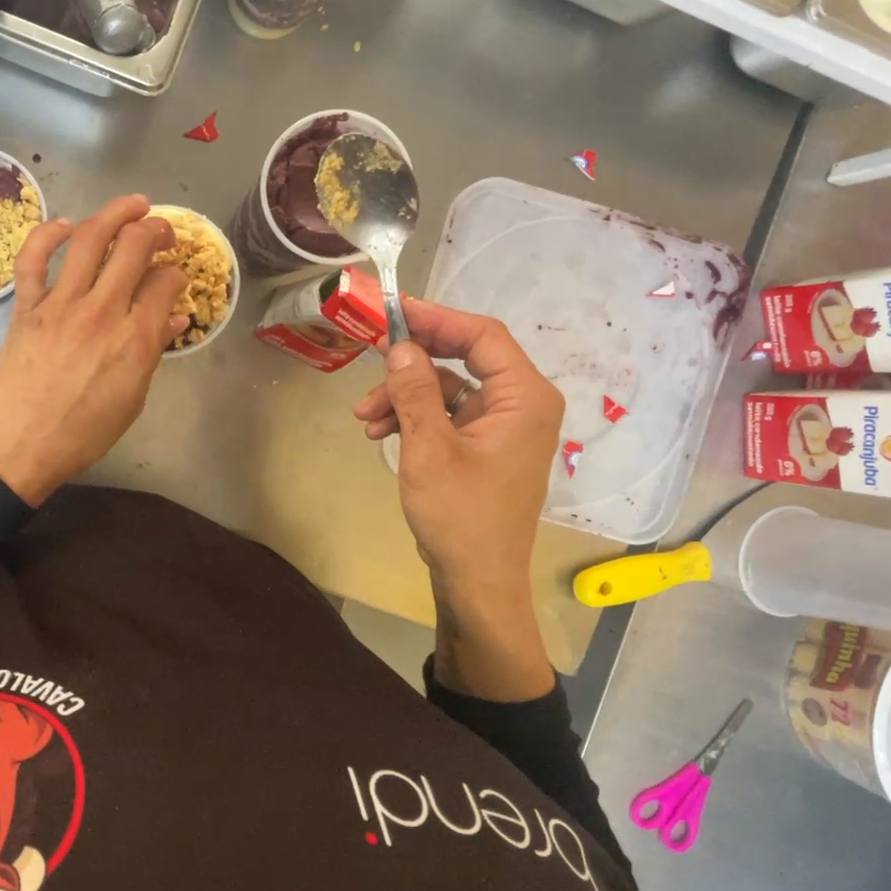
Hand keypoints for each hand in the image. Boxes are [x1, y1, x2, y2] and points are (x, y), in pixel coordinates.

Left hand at [0, 195, 188, 505]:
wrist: (23, 445)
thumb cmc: (84, 432)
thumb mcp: (132, 398)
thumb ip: (154, 351)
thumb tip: (174, 318)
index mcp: (136, 339)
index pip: (166, 283)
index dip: (177, 274)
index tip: (175, 277)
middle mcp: (102, 312)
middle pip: (135, 248)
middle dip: (157, 231)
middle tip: (163, 230)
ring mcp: (61, 304)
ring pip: (90, 239)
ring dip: (116, 213)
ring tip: (133, 204)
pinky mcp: (27, 307)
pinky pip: (33, 259)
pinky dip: (48, 234)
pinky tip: (65, 225)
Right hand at [352, 297, 563, 618]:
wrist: (476, 579)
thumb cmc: (460, 515)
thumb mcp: (429, 449)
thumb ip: (415, 391)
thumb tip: (400, 345)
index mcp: (525, 399)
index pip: (483, 337)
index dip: (437, 318)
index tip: (393, 310)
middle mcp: (521, 405)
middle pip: (463, 360)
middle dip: (412, 363)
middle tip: (370, 358)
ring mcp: (503, 427)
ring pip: (448, 389)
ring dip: (404, 396)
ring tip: (365, 417)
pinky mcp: (483, 447)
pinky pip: (447, 415)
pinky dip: (414, 418)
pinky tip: (380, 432)